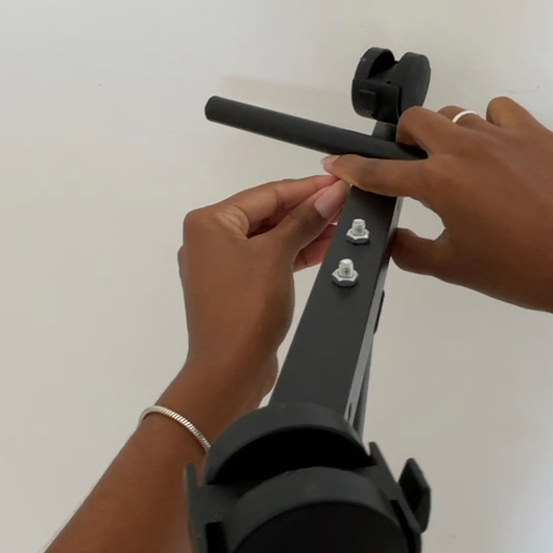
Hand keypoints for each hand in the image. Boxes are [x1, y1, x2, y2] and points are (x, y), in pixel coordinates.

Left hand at [163, 175, 347, 433]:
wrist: (230, 370)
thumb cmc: (244, 311)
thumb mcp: (277, 255)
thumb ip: (304, 221)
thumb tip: (329, 195)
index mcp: (208, 223)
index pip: (266, 193)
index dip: (306, 188)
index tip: (338, 182)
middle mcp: (208, 240)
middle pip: (266, 213)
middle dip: (306, 210)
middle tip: (344, 203)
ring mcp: (219, 266)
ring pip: (268, 238)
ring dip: (303, 232)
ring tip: (341, 224)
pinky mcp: (234, 288)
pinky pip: (266, 260)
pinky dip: (293, 254)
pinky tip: (323, 248)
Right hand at [324, 99, 552, 338]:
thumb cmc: (524, 271)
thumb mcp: (455, 268)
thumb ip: (412, 251)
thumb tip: (394, 241)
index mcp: (439, 184)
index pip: (381, 172)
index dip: (353, 168)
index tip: (339, 163)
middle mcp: (466, 151)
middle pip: (415, 122)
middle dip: (402, 140)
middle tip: (409, 164)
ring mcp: (503, 137)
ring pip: (457, 114)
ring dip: (446, 134)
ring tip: (457, 164)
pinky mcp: (537, 134)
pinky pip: (500, 111)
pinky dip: (488, 124)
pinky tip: (495, 151)